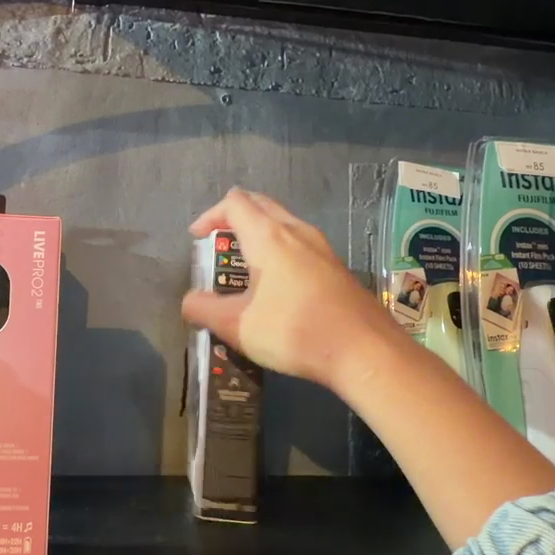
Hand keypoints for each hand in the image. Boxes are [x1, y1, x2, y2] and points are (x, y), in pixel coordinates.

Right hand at [181, 188, 409, 390]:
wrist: (365, 351)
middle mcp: (296, 231)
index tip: (198, 240)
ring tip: (245, 264)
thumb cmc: (296, 331)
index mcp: (268, 237)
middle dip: (234, 217)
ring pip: (283, 221)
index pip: (234, 203)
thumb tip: (189, 302)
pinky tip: (278, 283)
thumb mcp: (238, 326)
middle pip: (260, 204)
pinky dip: (280, 247)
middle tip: (219, 243)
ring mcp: (321, 247)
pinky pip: (300, 241)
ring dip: (259, 232)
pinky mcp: (336, 266)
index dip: (210, 215)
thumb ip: (205, 310)